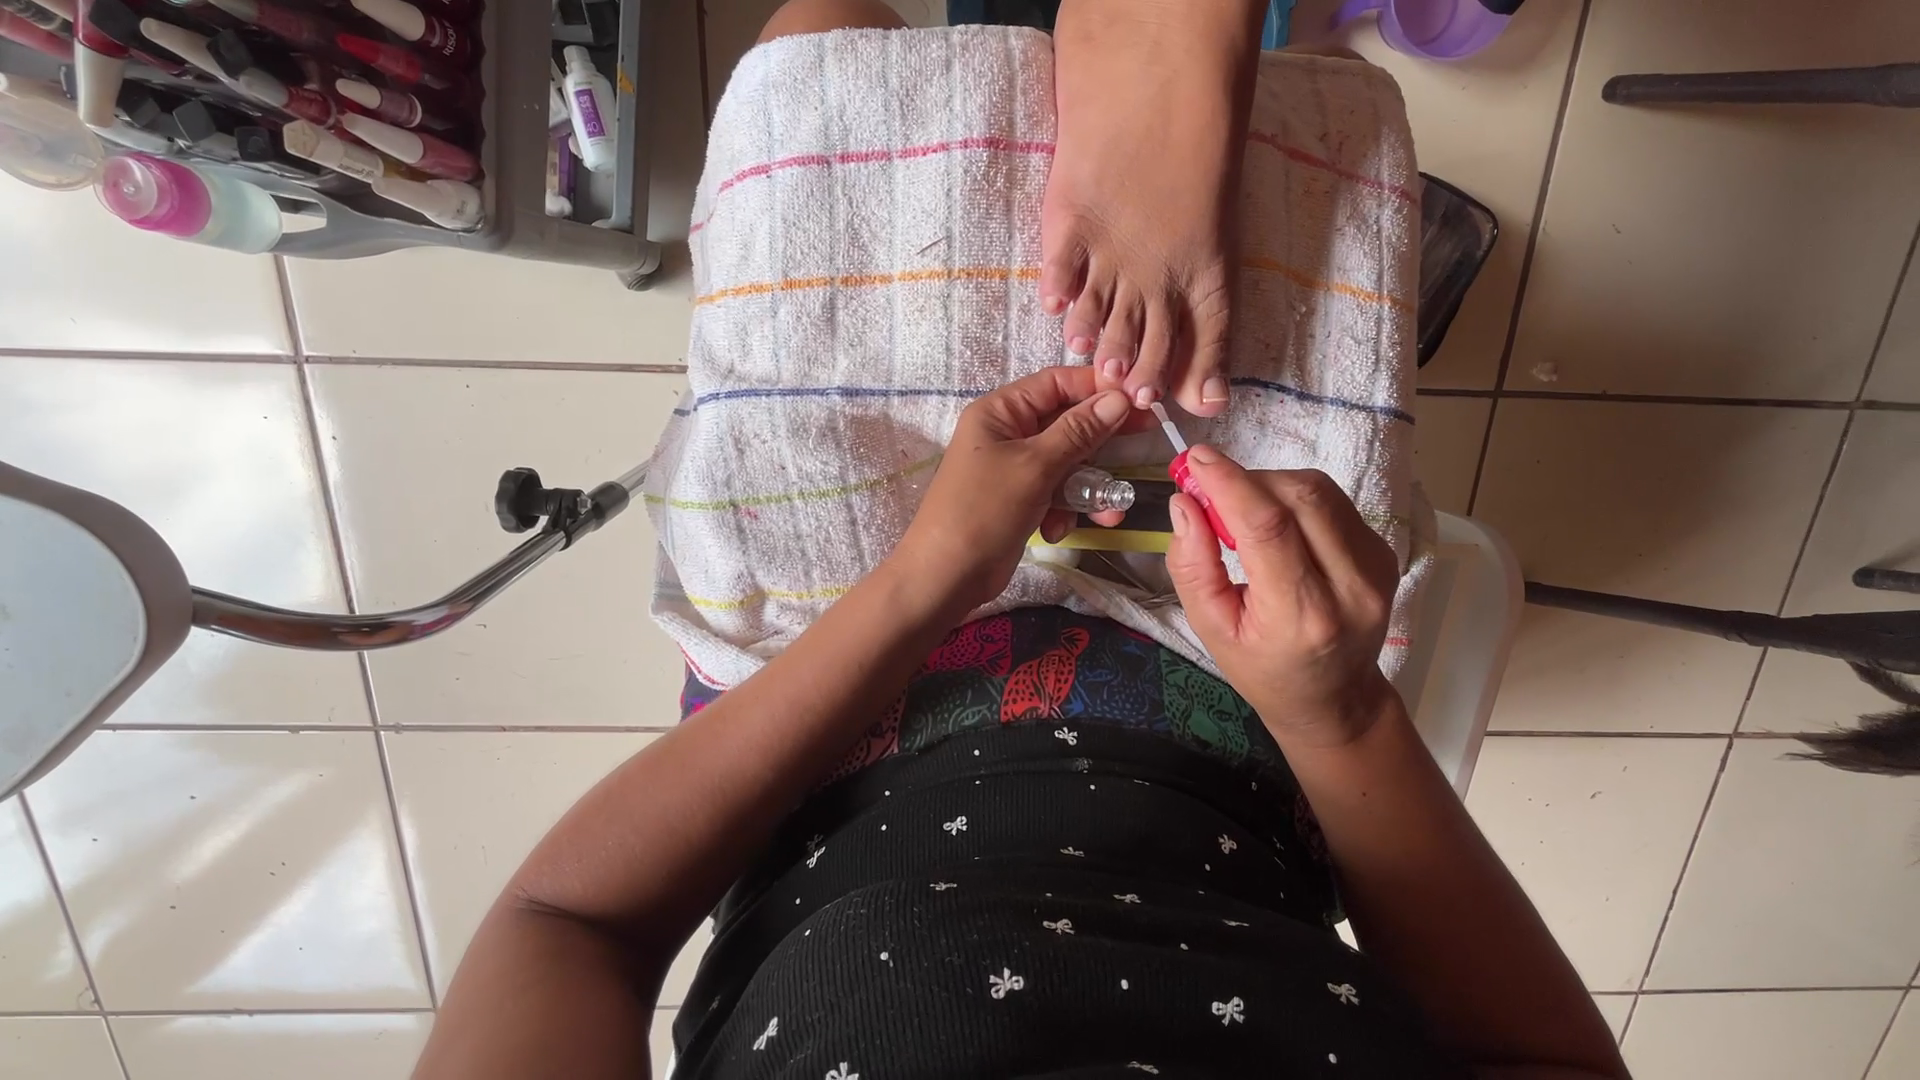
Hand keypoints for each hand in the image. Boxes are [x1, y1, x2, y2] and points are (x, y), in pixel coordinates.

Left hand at [889, 367, 1137, 613]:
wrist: (946, 576)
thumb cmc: (984, 510)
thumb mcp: (1035, 466)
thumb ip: (1079, 431)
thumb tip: (1118, 399)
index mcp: (1000, 411)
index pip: (1056, 383)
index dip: (1098, 387)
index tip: (1140, 397)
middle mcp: (1006, 433)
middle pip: (1066, 422)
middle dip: (1100, 442)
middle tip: (1144, 440)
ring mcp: (1013, 468)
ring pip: (1067, 463)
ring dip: (1087, 487)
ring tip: (1107, 512)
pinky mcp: (1020, 501)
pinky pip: (1055, 493)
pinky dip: (1064, 510)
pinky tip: (1057, 531)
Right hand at [1165, 445, 1401, 748]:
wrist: (1335, 698)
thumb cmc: (1261, 668)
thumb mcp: (1210, 628)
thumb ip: (1192, 565)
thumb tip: (1184, 503)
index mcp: (1302, 615)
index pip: (1268, 528)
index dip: (1230, 483)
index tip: (1196, 459)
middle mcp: (1350, 586)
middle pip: (1300, 497)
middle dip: (1246, 478)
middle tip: (1208, 484)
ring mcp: (1376, 567)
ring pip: (1319, 491)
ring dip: (1269, 483)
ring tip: (1238, 506)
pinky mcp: (1384, 552)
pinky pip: (1333, 502)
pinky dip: (1293, 496)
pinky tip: (1273, 520)